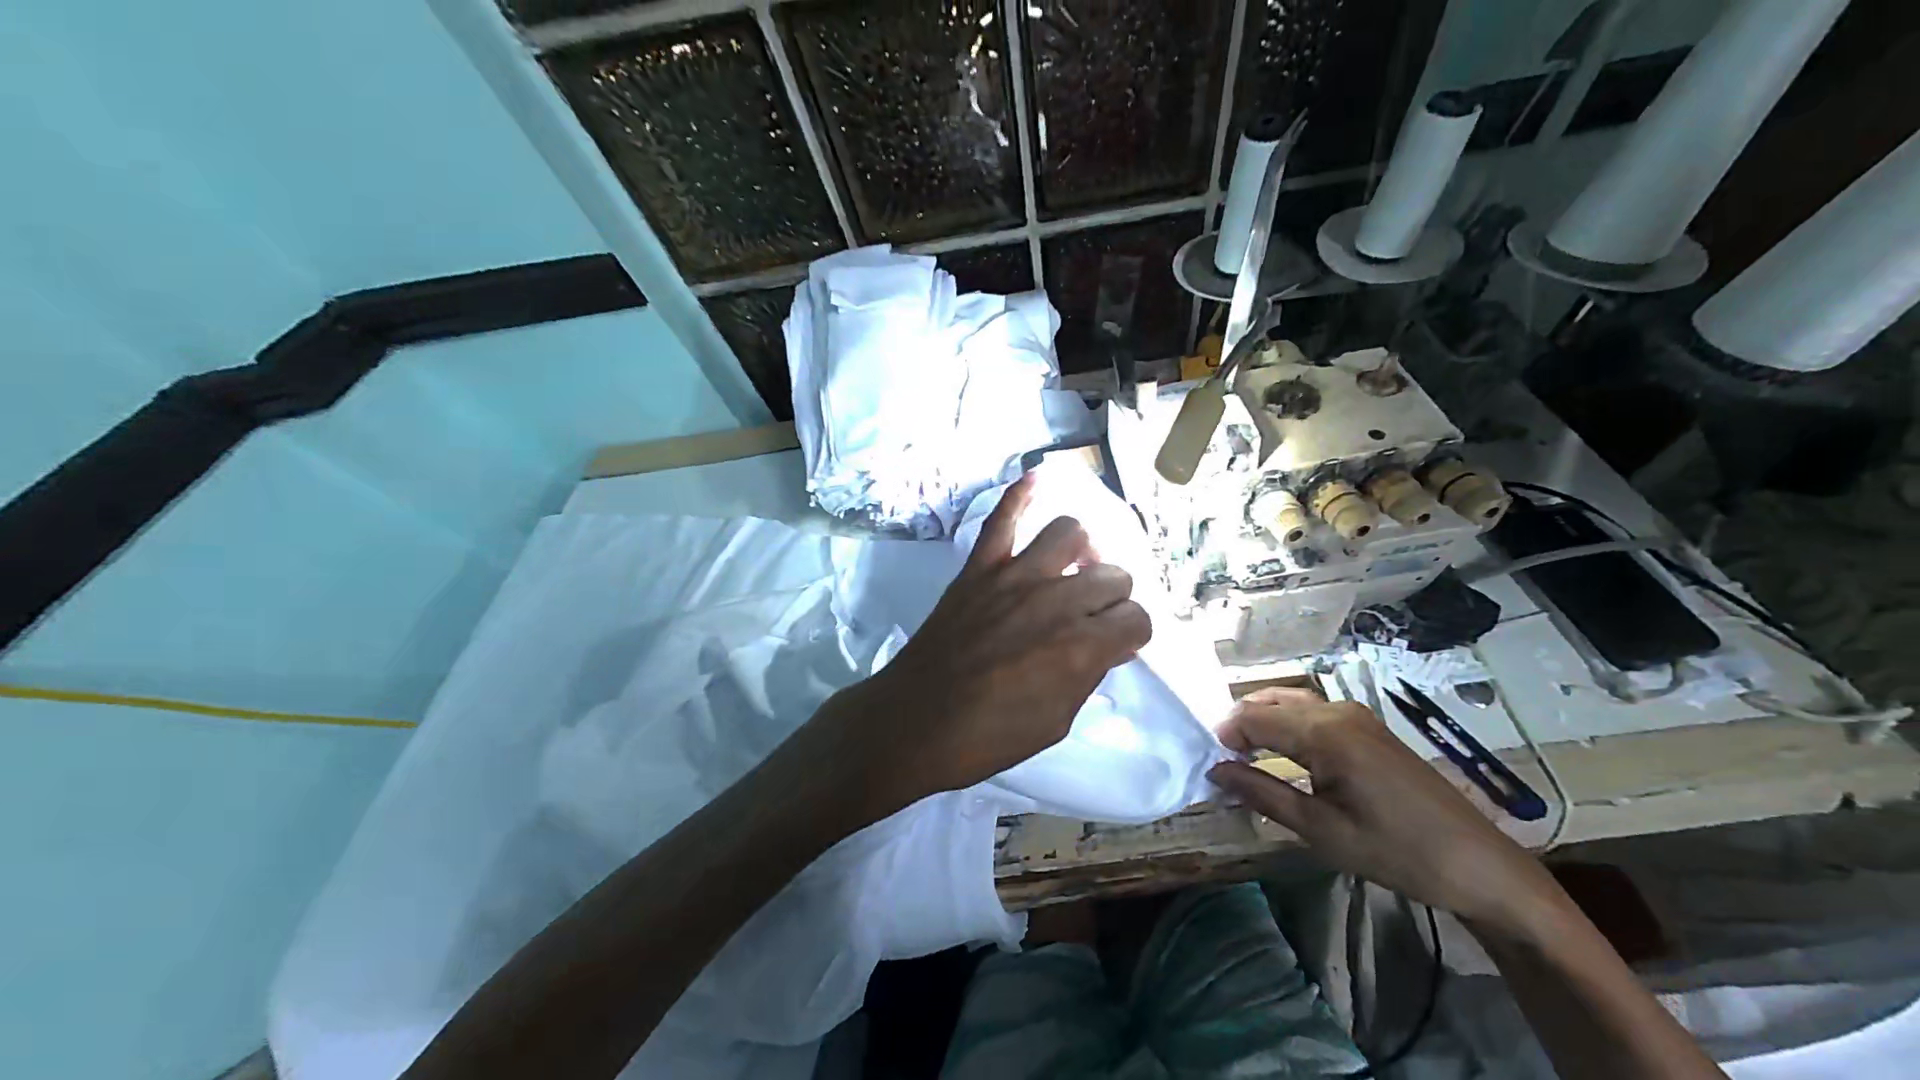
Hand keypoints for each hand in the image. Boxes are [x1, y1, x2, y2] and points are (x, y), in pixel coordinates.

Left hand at [826, 473, 1152, 815]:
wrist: (915, 721)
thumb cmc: (989, 736)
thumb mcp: (1056, 722)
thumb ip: (1089, 676)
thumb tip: (1111, 645)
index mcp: (1082, 647)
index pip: (1137, 619)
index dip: (1131, 635)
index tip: (1117, 645)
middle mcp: (1057, 601)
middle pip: (1113, 575)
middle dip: (1113, 599)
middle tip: (1094, 617)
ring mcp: (1014, 576)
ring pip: (1071, 533)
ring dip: (1082, 552)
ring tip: (1072, 570)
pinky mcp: (979, 568)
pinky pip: (1002, 518)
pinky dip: (1019, 495)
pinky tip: (1034, 478)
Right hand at [1207, 688, 1562, 934]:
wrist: (1480, 865)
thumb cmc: (1397, 852)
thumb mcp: (1321, 830)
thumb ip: (1262, 794)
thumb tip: (1216, 771)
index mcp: (1324, 732)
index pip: (1252, 718)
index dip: (1223, 737)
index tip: (1208, 765)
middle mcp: (1337, 711)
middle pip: (1269, 702)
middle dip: (1239, 726)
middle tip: (1223, 763)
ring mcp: (1357, 715)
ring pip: (1290, 702)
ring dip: (1263, 722)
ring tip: (1246, 757)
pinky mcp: (1370, 727)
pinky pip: (1313, 711)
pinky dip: (1287, 723)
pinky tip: (1284, 753)